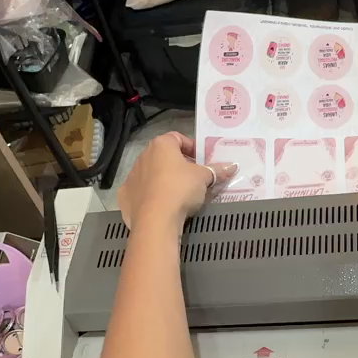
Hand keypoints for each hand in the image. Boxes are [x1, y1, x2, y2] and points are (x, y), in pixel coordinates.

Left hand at [118, 133, 233, 232]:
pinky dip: (149, 196)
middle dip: (178, 165)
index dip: (191, 148)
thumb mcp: (204, 178)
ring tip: (177, 194)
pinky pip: (140, 192)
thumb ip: (216, 170)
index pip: (178, 138)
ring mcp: (132, 176)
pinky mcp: (125, 196)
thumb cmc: (180, 189)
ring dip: (163, 179)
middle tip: (193, 179)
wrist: (156, 219)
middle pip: (163, 156)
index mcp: (161, 145)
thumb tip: (232, 166)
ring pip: (151, 174)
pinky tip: (160, 206)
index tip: (201, 161)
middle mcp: (143, 156)